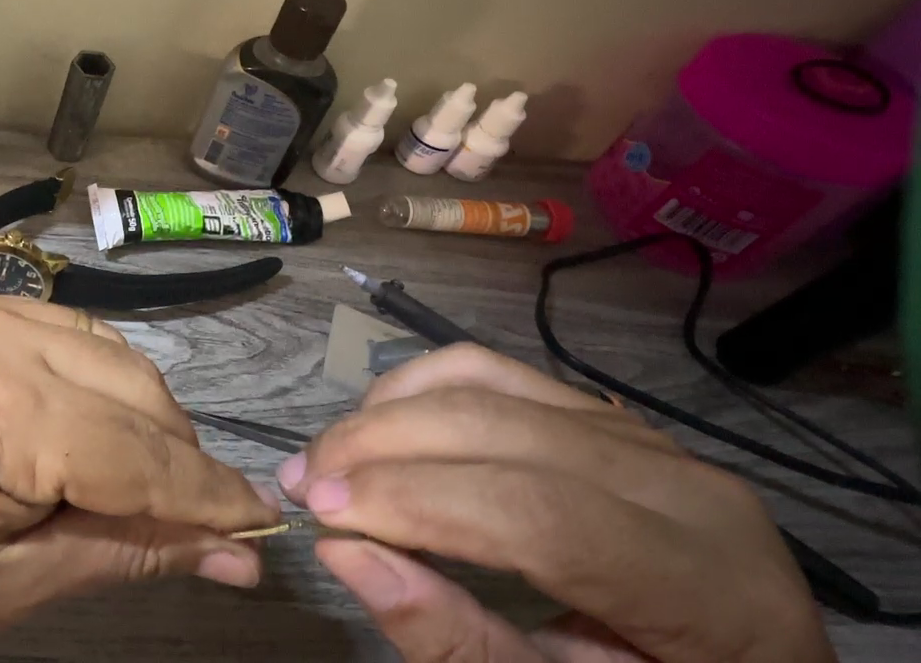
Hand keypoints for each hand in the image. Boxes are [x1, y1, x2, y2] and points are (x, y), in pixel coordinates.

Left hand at [0, 294, 273, 647]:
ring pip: (113, 355)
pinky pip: (75, 334)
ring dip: (145, 418)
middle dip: (177, 459)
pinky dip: (104, 381)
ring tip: (141, 483)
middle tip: (198, 522)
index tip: (265, 522)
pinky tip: (98, 428)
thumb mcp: (22, 580)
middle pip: (134, 391)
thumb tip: (241, 551)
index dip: (206, 494)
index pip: (133, 450)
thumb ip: (135, 549)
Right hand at [279, 344, 834, 661]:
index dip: (417, 503)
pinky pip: (489, 370)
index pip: (539, 515)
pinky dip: (416, 385)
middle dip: (377, 449)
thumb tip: (342, 554)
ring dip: (385, 414)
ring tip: (326, 458)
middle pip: (496, 433)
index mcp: (706, 584)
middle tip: (299, 484)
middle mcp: (681, 486)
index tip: (320, 516)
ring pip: (481, 386)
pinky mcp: (595, 413)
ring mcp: (637, 436)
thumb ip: (456, 641)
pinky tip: (377, 421)